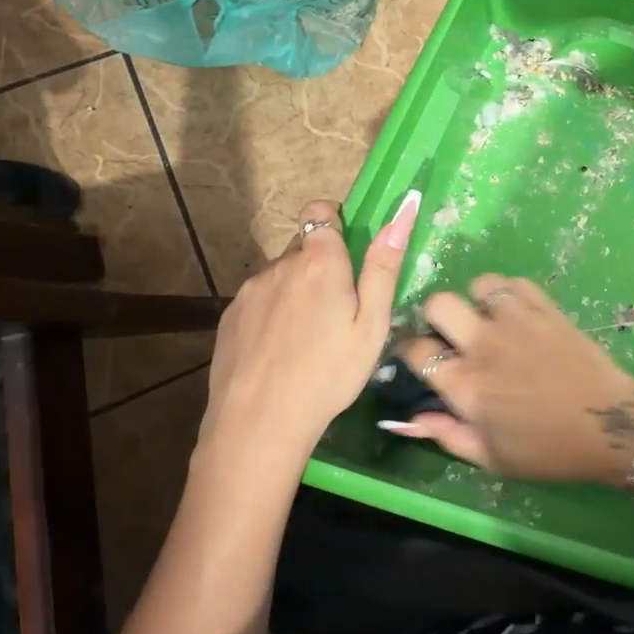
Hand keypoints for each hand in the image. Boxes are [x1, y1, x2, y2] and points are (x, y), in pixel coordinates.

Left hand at [198, 192, 420, 478]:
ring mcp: (250, 290)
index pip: (321, 212)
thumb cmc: (329, 374)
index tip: (350, 256)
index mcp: (320, 262)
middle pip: (304, 246)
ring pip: (282, 274)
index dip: (336, 224)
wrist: (259, 422)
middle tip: (340, 308)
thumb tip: (404, 211)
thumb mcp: (371, 324)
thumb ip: (384, 266)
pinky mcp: (230, 315)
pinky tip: (283, 349)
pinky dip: (274, 312)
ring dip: (298, 289)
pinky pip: (260, 299)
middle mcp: (280, 265)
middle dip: (322, 264)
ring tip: (311, 335)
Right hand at [383, 275, 633, 484]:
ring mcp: (518, 322)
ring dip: (477, 300)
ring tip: (487, 319)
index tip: (423, 358)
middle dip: (436, 316)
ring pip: (479, 284)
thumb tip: (411, 419)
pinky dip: (510, 293)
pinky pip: (516, 283)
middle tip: (452, 333)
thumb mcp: (491, 458)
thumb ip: (447, 435)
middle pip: (438, 304)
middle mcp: (485, 345)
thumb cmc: (547, 450)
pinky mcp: (547, 309)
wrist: (608, 426)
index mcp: (465, 385)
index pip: (417, 351)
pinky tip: (516, 312)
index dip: (412, 352)